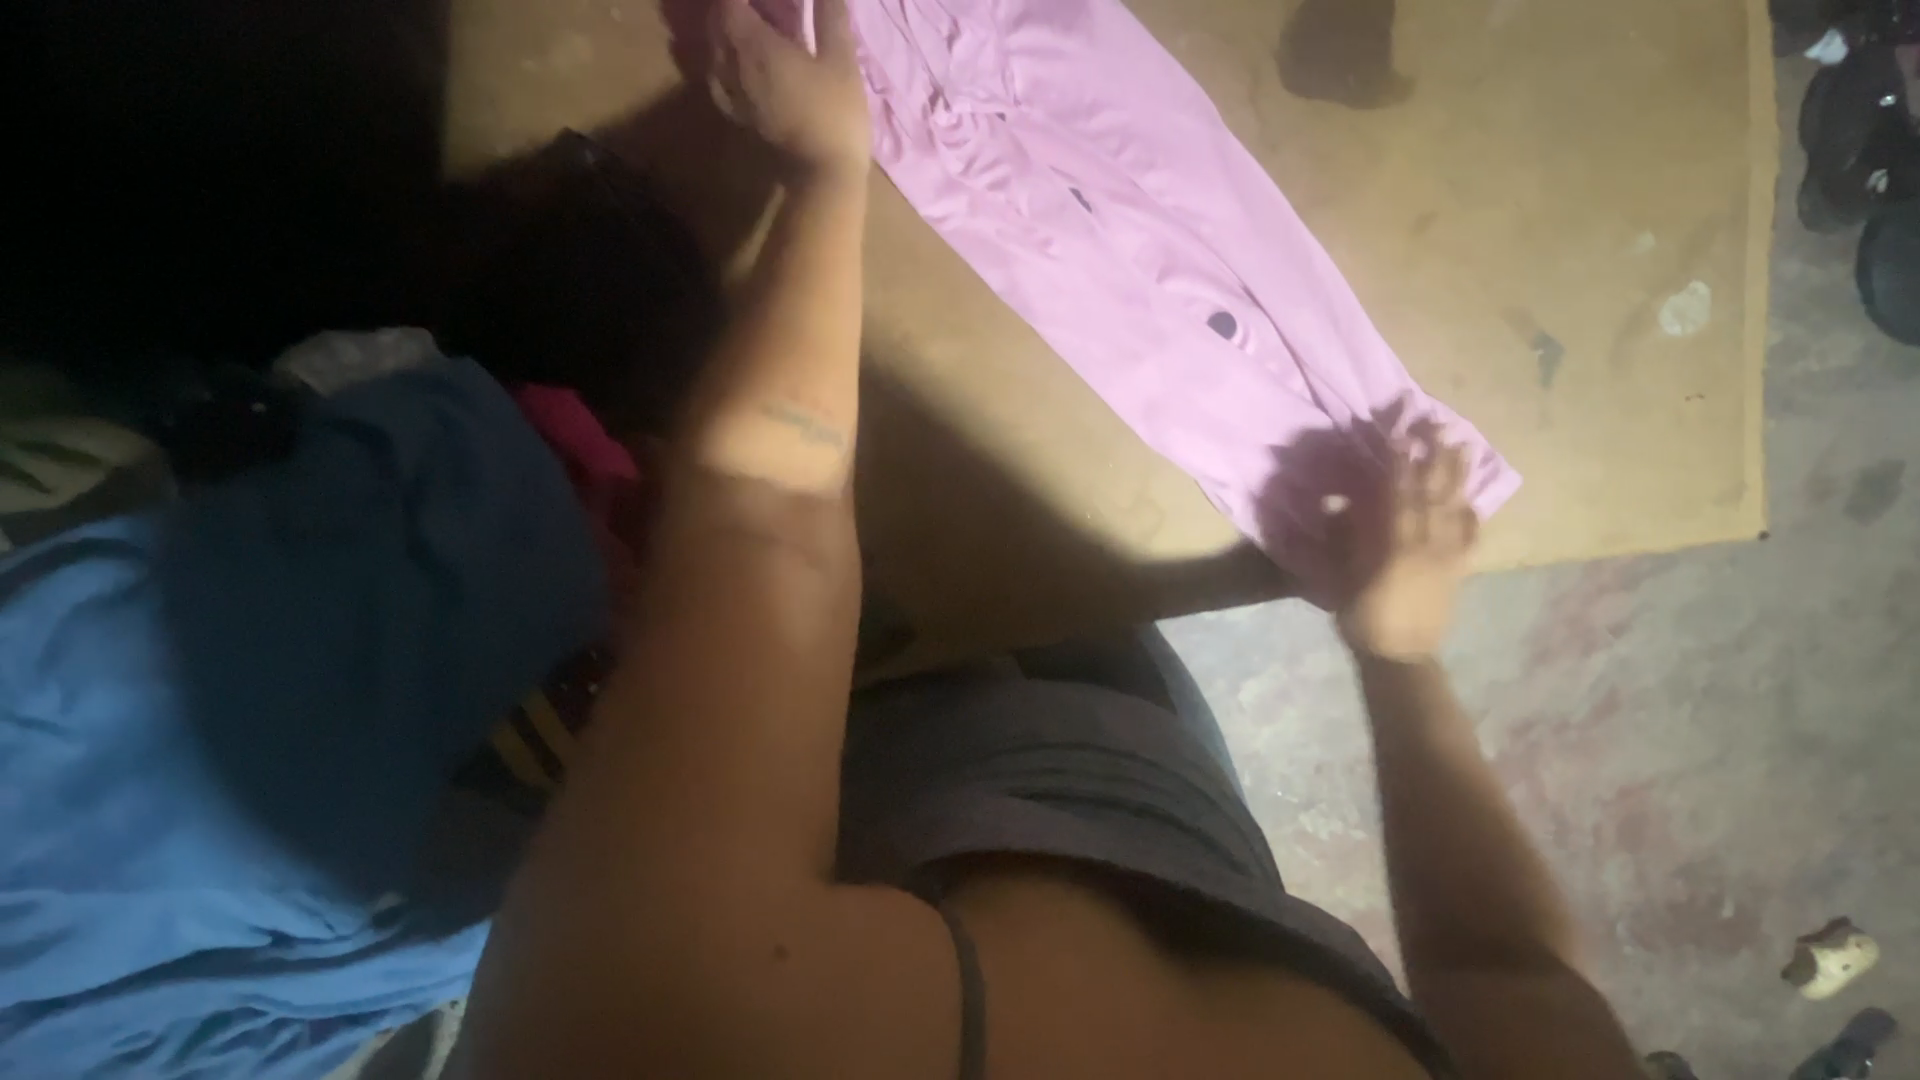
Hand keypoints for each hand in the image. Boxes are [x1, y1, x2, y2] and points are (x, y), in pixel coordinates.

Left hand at [708, 0, 871, 183]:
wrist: (826, 174)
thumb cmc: (836, 114)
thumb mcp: (841, 59)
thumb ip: (829, 16)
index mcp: (756, 45)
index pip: (731, 3)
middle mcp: (735, 66)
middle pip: (718, 24)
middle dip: (728, 8)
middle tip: (749, 4)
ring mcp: (736, 95)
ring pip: (715, 52)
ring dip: (721, 33)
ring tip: (739, 25)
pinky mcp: (742, 118)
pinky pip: (719, 82)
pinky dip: (719, 65)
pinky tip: (730, 65)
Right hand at [1331, 426, 1479, 661]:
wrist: (1402, 657)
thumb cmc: (1364, 619)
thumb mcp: (1344, 579)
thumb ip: (1346, 540)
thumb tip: (1339, 503)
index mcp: (1397, 545)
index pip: (1399, 493)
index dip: (1399, 462)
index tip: (1400, 433)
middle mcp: (1429, 544)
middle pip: (1434, 492)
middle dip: (1435, 456)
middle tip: (1438, 424)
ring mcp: (1448, 555)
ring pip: (1455, 506)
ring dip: (1458, 474)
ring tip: (1462, 444)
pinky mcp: (1457, 569)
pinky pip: (1468, 535)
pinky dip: (1471, 513)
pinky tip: (1471, 498)